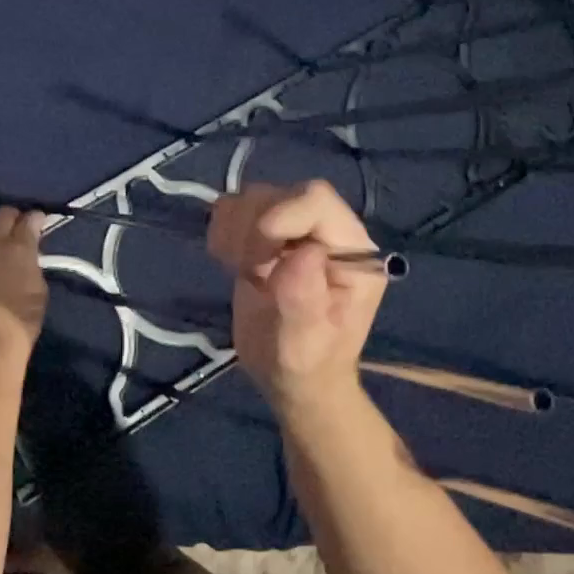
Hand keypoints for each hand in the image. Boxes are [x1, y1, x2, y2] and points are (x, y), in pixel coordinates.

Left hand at [0, 206, 48, 354]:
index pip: (28, 218)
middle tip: (26, 227)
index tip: (42, 221)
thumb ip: (34, 259)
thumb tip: (31, 249)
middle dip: (16, 216)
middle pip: (3, 214)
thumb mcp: (40, 285)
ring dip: (1, 229)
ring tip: (12, 242)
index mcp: (17, 246)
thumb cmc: (24, 313)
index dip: (37, 217)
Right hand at [207, 181, 384, 413]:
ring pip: (250, 198)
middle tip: (251, 276)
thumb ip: (303, 301)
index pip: (314, 199)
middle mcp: (325, 230)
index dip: (279, 217)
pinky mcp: (262, 232)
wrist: (291, 378)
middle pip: (276, 194)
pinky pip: (231, 208)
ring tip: (243, 273)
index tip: (258, 263)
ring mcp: (293, 228)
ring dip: (234, 235)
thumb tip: (302, 253)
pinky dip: (222, 233)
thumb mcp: (304, 345)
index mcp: (352, 249)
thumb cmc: (305, 366)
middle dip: (251, 234)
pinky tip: (232, 264)